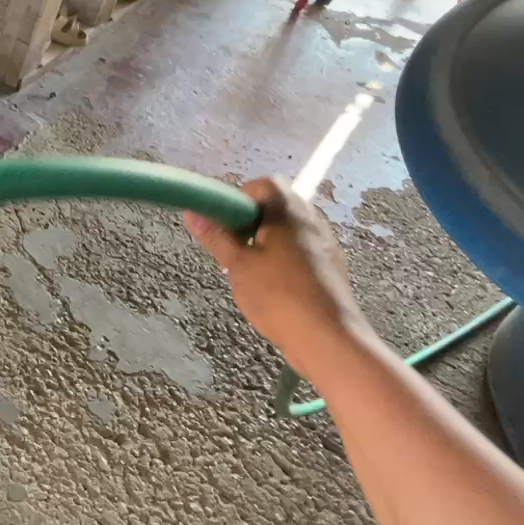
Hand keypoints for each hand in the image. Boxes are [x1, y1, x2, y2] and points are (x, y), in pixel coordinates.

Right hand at [183, 177, 372, 374]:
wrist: (329, 340)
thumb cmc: (279, 296)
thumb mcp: (238, 265)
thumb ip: (216, 236)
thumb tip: (192, 213)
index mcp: (289, 213)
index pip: (264, 184)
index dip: (240, 197)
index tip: (225, 223)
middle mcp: (312, 221)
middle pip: (277, 205)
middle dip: (250, 220)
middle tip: (233, 246)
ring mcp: (326, 245)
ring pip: (289, 229)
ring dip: (266, 240)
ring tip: (250, 268)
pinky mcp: (331, 267)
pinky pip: (301, 249)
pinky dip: (283, 257)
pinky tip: (272, 284)